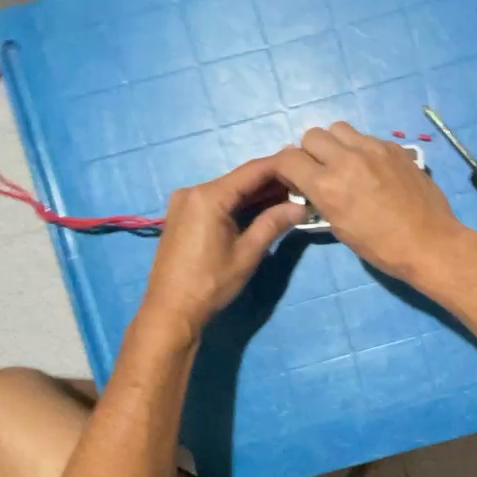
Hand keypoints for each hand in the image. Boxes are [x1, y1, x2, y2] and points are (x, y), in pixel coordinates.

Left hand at [142, 158, 305, 328]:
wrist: (171, 309)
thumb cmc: (211, 283)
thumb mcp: (247, 253)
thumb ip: (273, 224)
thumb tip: (300, 208)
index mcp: (209, 196)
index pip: (253, 171)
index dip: (281, 167)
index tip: (305, 167)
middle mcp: (194, 191)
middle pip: (240, 179)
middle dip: (271, 183)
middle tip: (302, 186)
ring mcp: (185, 202)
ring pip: (229, 190)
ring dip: (257, 194)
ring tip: (289, 198)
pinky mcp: (183, 216)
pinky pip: (217, 201)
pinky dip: (240, 204)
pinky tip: (261, 209)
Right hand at [272, 124, 474, 280]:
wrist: (429, 242)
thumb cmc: (382, 247)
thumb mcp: (340, 228)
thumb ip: (321, 198)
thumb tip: (312, 185)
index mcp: (328, 185)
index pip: (288, 158)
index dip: (285, 167)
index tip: (293, 178)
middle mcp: (347, 159)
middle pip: (312, 135)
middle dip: (310, 152)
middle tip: (322, 171)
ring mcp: (373, 149)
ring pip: (339, 129)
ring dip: (336, 144)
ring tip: (347, 164)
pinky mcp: (394, 148)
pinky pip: (367, 137)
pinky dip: (362, 149)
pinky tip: (374, 169)